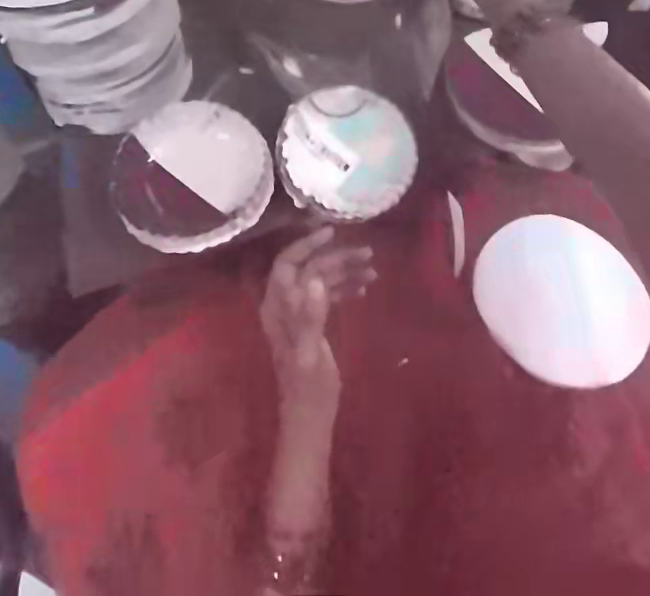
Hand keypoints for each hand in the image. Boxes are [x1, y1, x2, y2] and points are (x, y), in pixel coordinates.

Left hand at [259, 228, 374, 421]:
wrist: (310, 417)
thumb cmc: (308, 388)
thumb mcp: (310, 353)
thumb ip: (310, 317)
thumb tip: (316, 279)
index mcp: (277, 306)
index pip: (288, 263)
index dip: (306, 244)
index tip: (332, 231)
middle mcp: (283, 304)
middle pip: (308, 269)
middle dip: (335, 258)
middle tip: (367, 253)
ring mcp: (297, 313)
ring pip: (319, 280)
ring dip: (343, 272)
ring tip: (372, 269)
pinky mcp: (311, 324)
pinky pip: (326, 296)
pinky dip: (343, 288)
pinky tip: (363, 288)